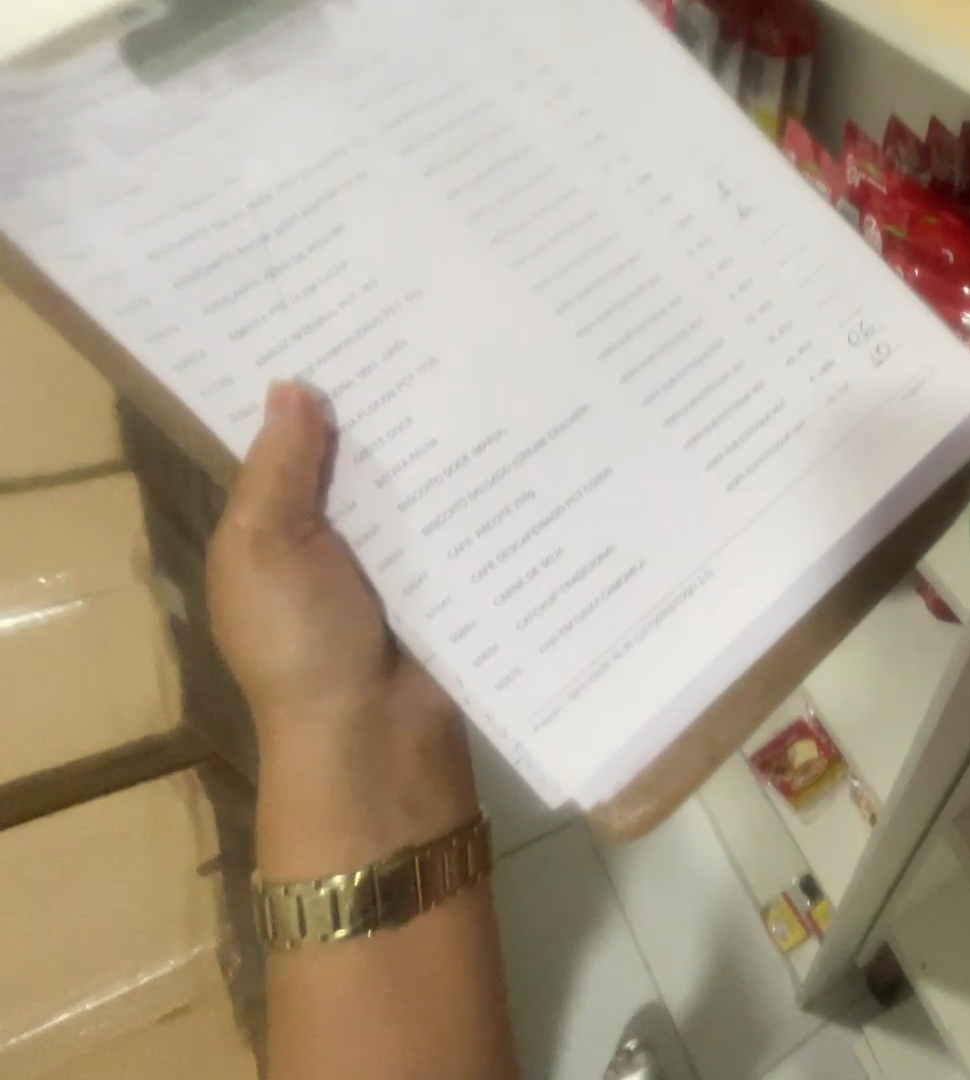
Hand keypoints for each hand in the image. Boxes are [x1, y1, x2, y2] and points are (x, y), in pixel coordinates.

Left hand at [211, 381, 478, 876]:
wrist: (375, 728)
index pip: (307, 444)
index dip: (328, 395)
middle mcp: (354, 534)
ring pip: (437, 492)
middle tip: (458, 346)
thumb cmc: (300, 639)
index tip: (368, 332)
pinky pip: (479, 530)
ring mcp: (416, 558)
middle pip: (382, 462)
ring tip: (508, 389)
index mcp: (289, 523)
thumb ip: (281, 474)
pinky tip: (535, 458)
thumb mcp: (262, 550)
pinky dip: (498, 502)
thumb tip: (294, 386)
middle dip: (409, 415)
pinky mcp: (465, 581)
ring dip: (463, 456)